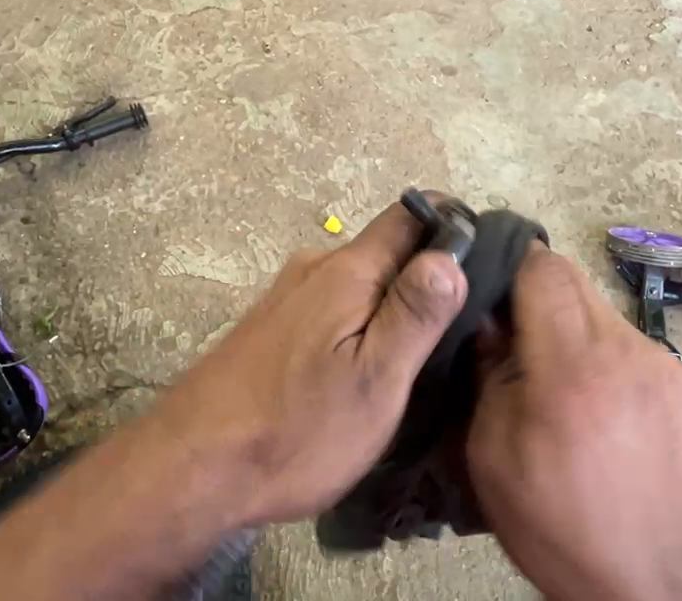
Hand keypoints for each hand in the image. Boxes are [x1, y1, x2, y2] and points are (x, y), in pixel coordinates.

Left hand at [146, 197, 469, 527]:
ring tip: (422, 356)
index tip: (487, 257)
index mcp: (347, 271)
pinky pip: (333, 308)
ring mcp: (289, 297)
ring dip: (392, 306)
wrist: (194, 466)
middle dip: (426, 276)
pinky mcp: (273, 327)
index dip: (450, 225)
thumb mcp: (374, 379)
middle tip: (463, 327)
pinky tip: (366, 368)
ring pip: (359, 285)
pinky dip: (360, 325)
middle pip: (385, 251)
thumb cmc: (297, 428)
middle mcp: (315, 269)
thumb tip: (450, 253)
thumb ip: (414, 312)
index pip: (408, 216)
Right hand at [468, 242, 681, 600]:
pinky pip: (633, 344)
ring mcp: (665, 367)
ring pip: (602, 310)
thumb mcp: (490, 449)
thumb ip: (489, 368)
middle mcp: (626, 353)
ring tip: (564, 380)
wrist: (645, 583)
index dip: (514, 266)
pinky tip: (604, 404)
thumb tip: (487, 314)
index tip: (494, 286)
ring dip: (575, 327)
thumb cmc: (553, 522)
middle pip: (574, 280)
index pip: (544, 268)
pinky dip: (609, 357)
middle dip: (540, 296)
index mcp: (571, 369)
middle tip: (520, 335)